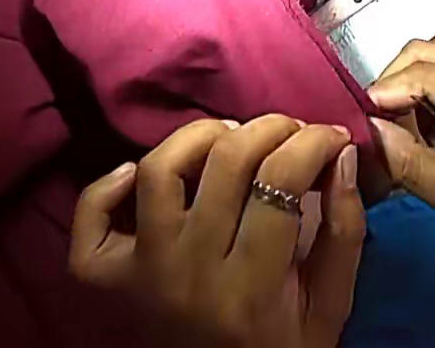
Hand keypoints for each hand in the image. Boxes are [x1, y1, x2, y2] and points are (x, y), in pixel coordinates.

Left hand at [69, 116, 365, 347]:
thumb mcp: (328, 308)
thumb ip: (344, 231)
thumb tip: (341, 152)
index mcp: (251, 290)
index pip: (281, 178)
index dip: (314, 140)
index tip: (332, 135)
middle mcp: (190, 275)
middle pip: (226, 160)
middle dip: (271, 126)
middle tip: (292, 131)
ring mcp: (142, 273)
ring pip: (161, 169)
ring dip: (203, 135)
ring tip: (233, 139)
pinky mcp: (106, 279)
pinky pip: (90, 217)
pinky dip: (109, 184)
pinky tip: (143, 173)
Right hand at [368, 40, 434, 271]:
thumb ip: (414, 165)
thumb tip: (372, 132)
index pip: (423, 72)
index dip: (385, 94)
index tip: (362, 124)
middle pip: (425, 54)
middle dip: (395, 90)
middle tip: (384, 136)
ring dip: (413, 97)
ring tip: (417, 146)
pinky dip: (432, 101)